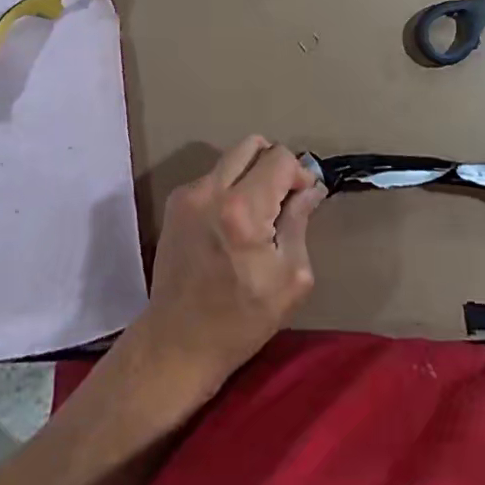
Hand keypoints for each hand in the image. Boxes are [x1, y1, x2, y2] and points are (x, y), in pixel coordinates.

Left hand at [124, 136, 326, 395]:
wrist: (179, 339)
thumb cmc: (242, 318)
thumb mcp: (291, 276)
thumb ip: (299, 222)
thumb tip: (310, 188)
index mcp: (241, 209)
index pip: (279, 158)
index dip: (299, 173)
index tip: (304, 199)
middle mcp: (209, 190)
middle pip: (251, 145)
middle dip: (274, 164)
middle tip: (284, 198)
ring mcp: (187, 194)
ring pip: (230, 159)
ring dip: (251, 175)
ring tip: (259, 214)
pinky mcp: (174, 204)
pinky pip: (212, 178)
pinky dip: (229, 188)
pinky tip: (233, 224)